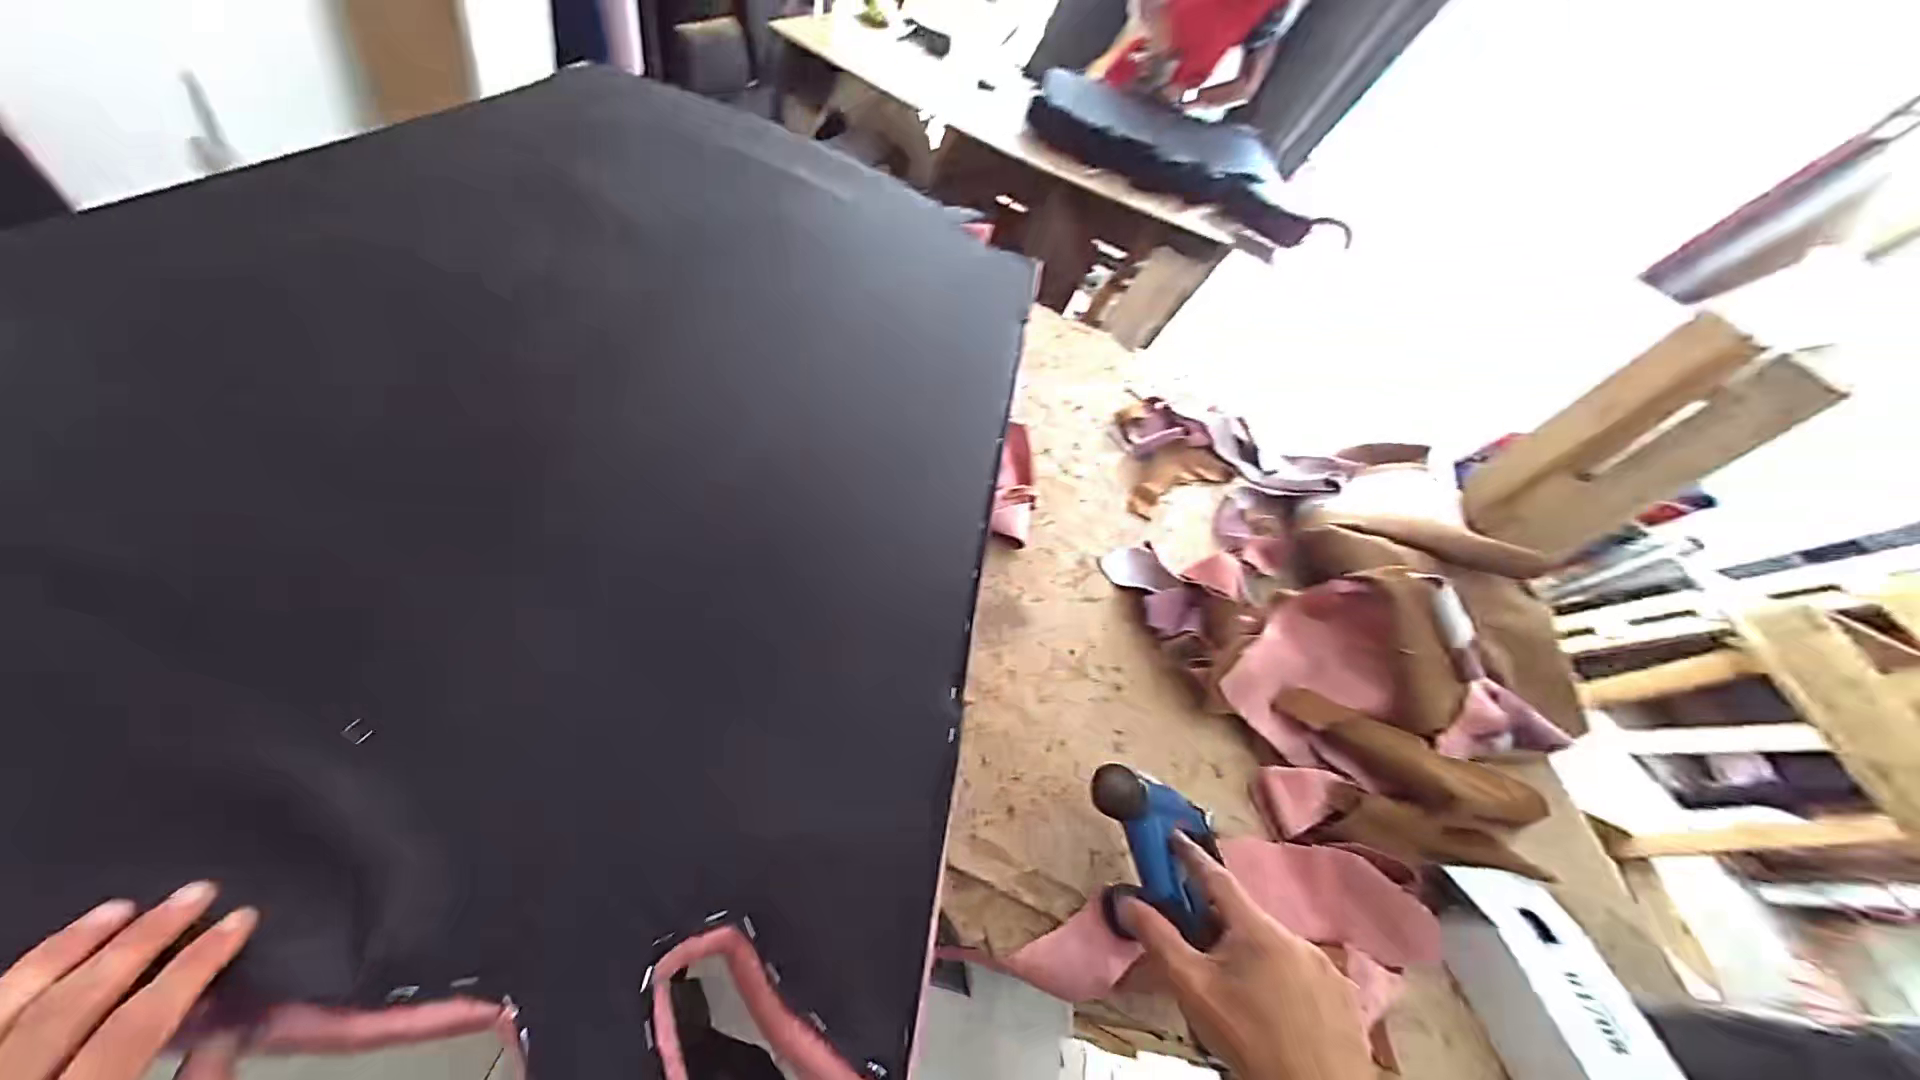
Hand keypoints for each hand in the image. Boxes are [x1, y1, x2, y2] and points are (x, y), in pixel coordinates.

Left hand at [0, 883, 256, 1079]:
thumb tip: (224, 1038)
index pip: (139, 1023)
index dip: (197, 964)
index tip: (242, 918)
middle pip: (72, 1004)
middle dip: (144, 939)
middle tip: (197, 892)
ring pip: (0, 1006)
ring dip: (68, 950)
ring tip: (121, 908)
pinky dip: (9, 982)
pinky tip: (42, 956)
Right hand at [1120, 833, 1372, 1079]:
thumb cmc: (1249, 1039)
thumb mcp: (1193, 988)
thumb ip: (1159, 939)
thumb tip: (1127, 902)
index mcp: (1257, 929)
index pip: (1217, 878)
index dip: (1193, 856)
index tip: (1176, 836)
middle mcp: (1295, 938)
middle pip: (1247, 917)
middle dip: (1221, 923)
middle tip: (1200, 942)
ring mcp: (1326, 967)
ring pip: (1276, 945)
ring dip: (1253, 953)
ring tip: (1237, 987)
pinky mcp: (1345, 997)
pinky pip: (1304, 971)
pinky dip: (1283, 977)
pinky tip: (1274, 1006)